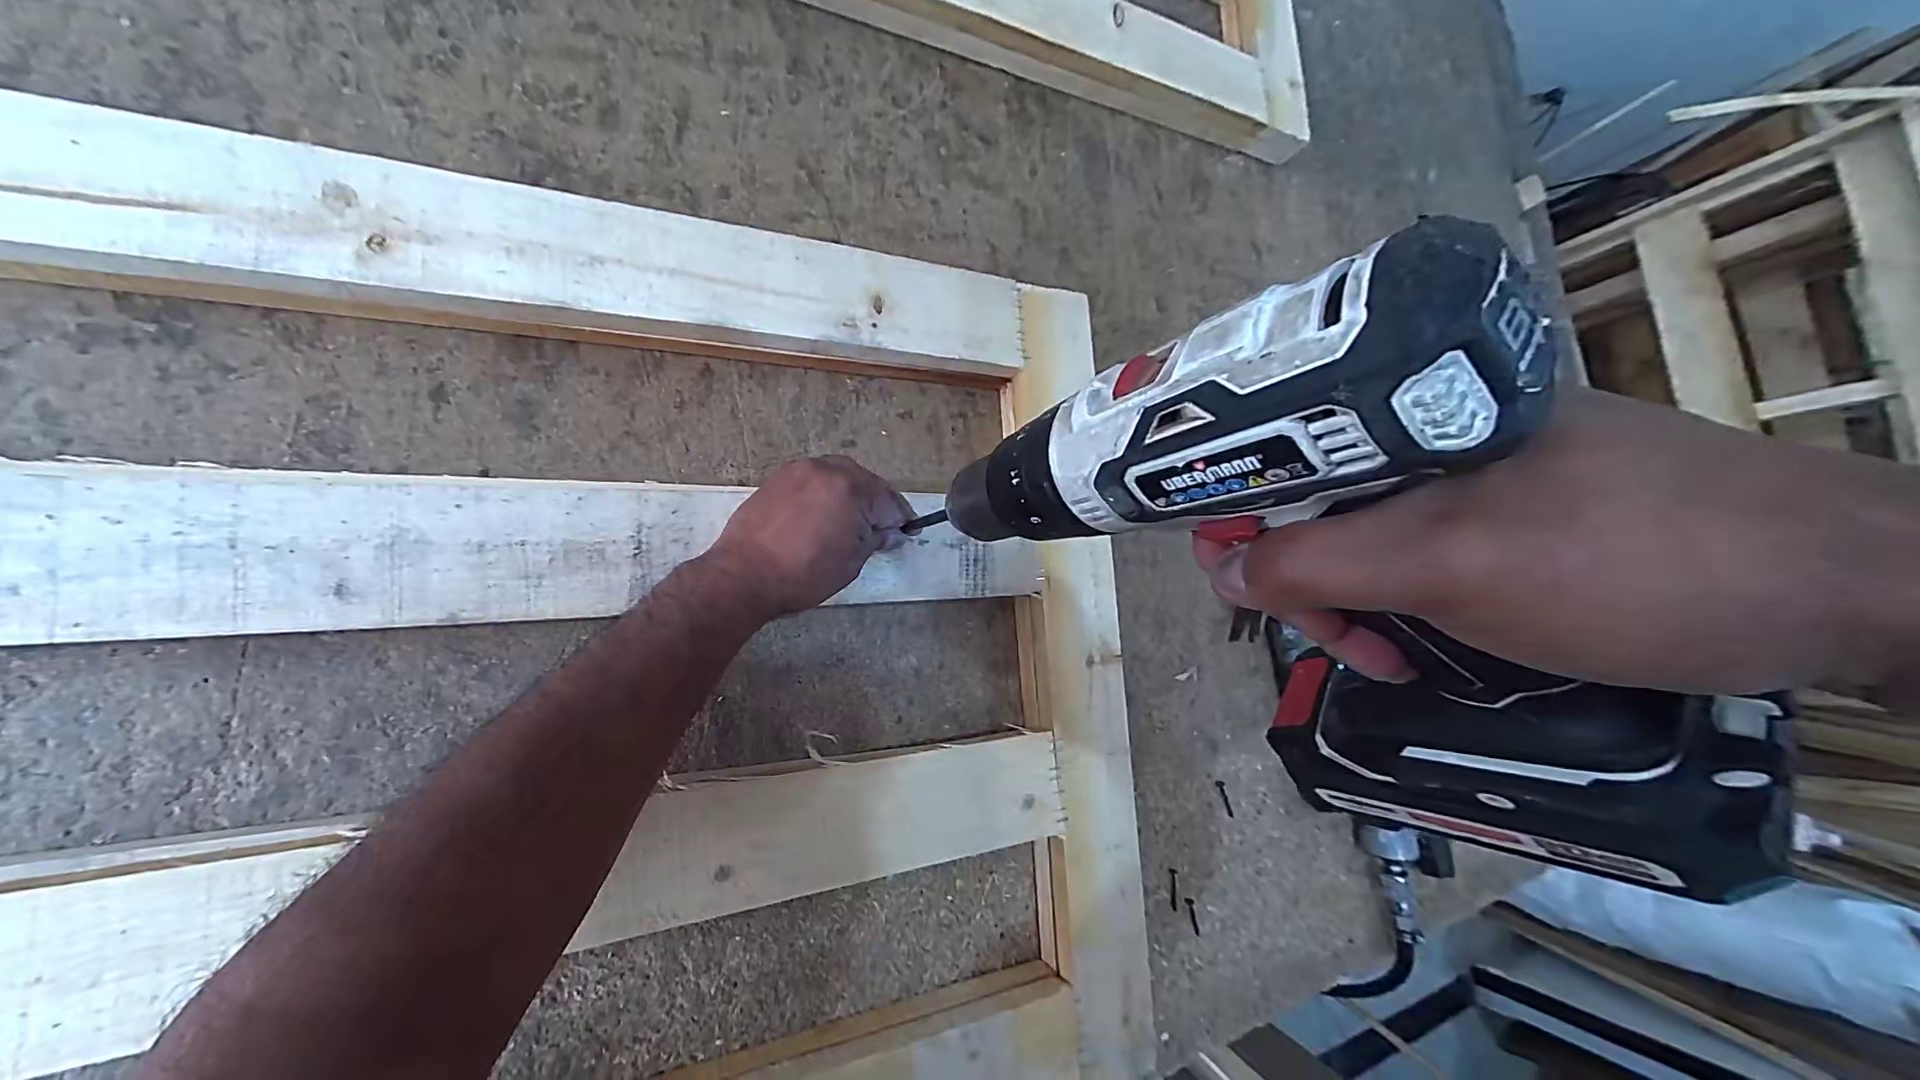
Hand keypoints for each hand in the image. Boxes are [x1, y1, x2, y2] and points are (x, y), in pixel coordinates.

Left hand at [702, 456, 913, 617]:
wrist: (743, 576)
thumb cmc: (802, 574)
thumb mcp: (850, 562)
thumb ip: (874, 540)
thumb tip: (890, 532)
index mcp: (850, 489)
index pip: (888, 501)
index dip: (901, 519)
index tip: (909, 530)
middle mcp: (826, 470)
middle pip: (865, 482)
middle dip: (877, 503)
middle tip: (884, 527)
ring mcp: (799, 471)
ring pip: (838, 475)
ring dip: (852, 493)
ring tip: (854, 519)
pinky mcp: (778, 478)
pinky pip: (814, 478)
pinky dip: (826, 491)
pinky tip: (825, 512)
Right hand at [1195, 388, 1919, 703]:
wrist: (1848, 592)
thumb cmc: (1630, 564)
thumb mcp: (1449, 565)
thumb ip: (1316, 562)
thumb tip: (1222, 571)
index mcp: (1396, 410)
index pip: (1267, 456)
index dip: (1236, 520)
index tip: (1252, 591)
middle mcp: (1418, 433)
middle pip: (1305, 504)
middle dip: (1305, 581)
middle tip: (1348, 641)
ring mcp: (1460, 472)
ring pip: (1352, 537)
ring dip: (1351, 603)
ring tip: (1391, 655)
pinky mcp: (1498, 510)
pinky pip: (1405, 553)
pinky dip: (1397, 603)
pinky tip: (1425, 642)